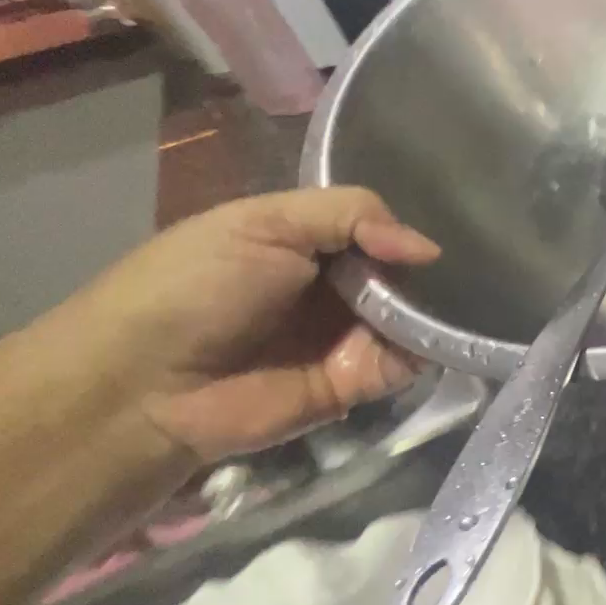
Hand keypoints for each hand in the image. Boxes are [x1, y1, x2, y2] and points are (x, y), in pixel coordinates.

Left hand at [66, 187, 440, 462]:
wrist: (146, 389)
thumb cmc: (193, 289)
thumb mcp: (262, 225)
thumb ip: (350, 215)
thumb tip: (431, 250)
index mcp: (305, 244)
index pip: (375, 228)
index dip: (402, 227)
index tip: (432, 229)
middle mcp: (335, 287)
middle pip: (405, 271)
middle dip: (428, 269)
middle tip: (457, 267)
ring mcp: (354, 334)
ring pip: (420, 312)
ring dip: (437, 306)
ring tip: (459, 299)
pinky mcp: (367, 379)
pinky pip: (417, 357)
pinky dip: (434, 345)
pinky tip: (442, 331)